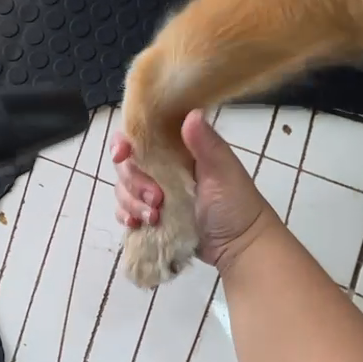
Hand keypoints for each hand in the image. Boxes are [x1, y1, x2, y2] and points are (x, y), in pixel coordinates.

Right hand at [112, 110, 278, 270]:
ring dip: (132, 203)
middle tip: (157, 199)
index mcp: (179, 150)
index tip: (123, 154)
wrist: (239, 248)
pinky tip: (138, 224)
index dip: (125, 143)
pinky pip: (125, 212)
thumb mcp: (224, 172)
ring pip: (123, 190)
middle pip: (126, 166)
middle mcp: (163, 169)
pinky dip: (127, 217)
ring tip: (155, 218)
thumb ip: (206, 144)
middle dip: (134, 183)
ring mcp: (154, 194)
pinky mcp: (150, 216)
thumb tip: (192, 114)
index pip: (141, 136)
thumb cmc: (236, 206)